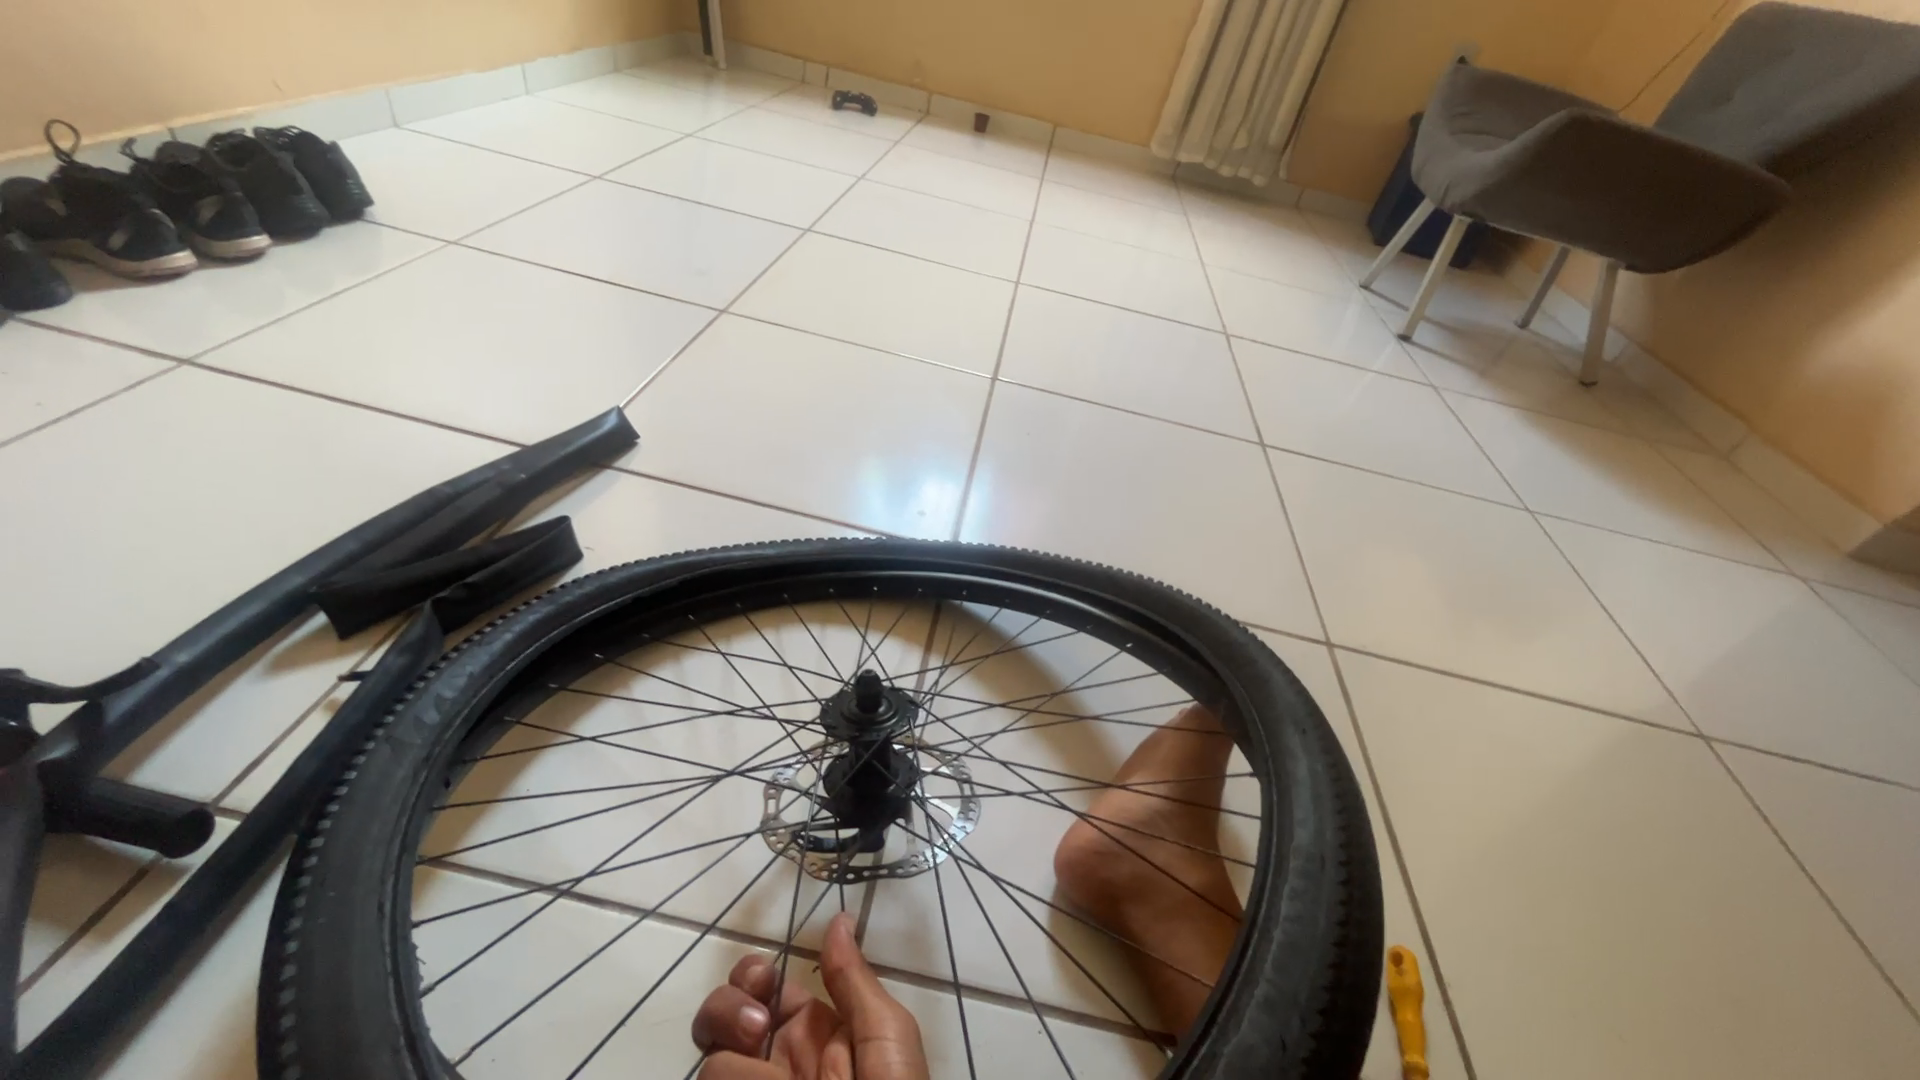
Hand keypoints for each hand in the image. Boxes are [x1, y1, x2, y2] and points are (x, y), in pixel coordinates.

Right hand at [691, 912, 930, 1079]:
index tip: (762, 982)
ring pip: (712, 1066)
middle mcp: (773, 1061)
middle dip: (727, 1013)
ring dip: (739, 1070)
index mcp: (810, 1031)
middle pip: (718, 1019)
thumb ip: (853, 980)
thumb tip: (837, 918)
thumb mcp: (886, 1037)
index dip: (750, 977)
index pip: (759, 987)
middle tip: (758, 1030)